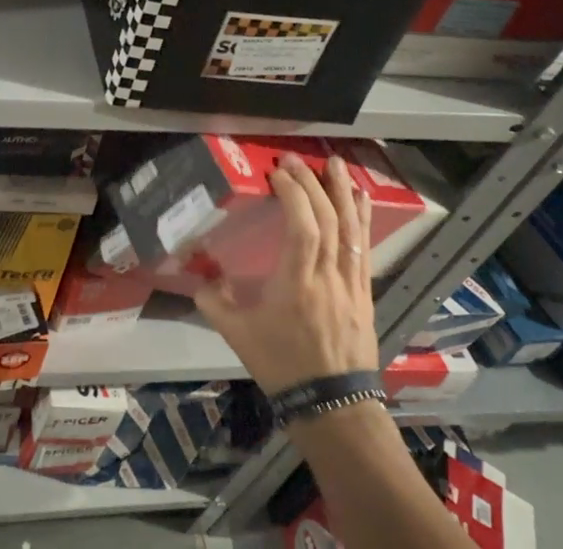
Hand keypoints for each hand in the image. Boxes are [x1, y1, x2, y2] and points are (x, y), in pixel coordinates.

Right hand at [194, 152, 378, 392]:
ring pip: (353, 230)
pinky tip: (361, 200)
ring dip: (343, 193)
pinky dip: (363, 219)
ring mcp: (351, 283)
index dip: (294, 195)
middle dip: (313, 184)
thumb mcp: (238, 335)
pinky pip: (365, 247)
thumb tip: (198, 277)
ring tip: (336, 163)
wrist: (332, 403)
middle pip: (329, 221)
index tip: (277, 172)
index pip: (304, 228)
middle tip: (295, 159)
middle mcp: (329, 277)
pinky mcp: (364, 292)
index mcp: (298, 284)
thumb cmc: (282, 366)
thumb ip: (214, 301)